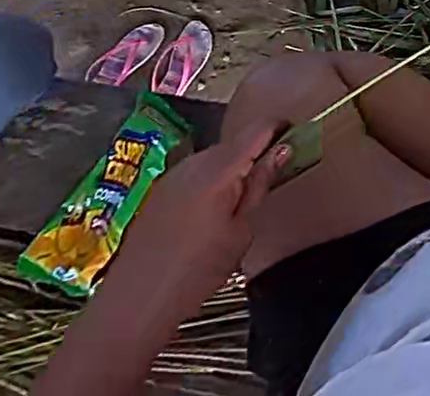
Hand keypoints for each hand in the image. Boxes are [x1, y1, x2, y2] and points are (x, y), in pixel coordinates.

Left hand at [112, 122, 289, 307]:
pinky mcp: (161, 187)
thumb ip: (260, 185)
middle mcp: (196, 160)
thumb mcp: (240, 232)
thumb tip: (282, 149)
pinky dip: (212, 179)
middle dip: (257, 153)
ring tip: (239, 204)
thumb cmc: (197, 272)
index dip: (280, 127)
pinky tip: (209, 214)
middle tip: (272, 181)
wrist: (133, 302)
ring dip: (233, 167)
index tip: (297, 138)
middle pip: (236, 142)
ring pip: (216, 157)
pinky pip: (197, 171)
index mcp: (220, 168)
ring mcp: (175, 172)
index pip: (258, 128)